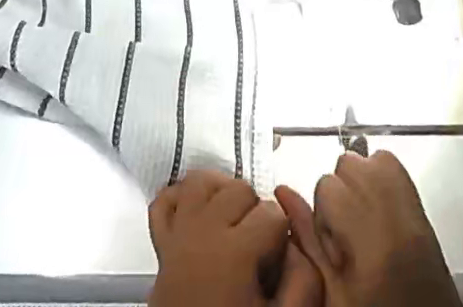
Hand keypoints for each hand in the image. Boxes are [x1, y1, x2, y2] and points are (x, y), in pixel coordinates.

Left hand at [149, 170, 321, 306]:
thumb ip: (302, 280)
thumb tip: (297, 245)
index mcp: (235, 252)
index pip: (272, 212)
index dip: (283, 230)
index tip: (281, 254)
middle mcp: (203, 231)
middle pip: (238, 189)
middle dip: (255, 209)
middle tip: (259, 243)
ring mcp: (177, 233)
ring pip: (201, 181)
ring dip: (221, 193)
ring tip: (234, 221)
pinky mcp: (160, 243)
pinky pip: (165, 200)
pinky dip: (180, 196)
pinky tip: (199, 212)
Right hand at [276, 151, 457, 306]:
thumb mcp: (332, 294)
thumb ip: (307, 241)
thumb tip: (284, 194)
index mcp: (373, 240)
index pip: (329, 185)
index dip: (322, 214)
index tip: (333, 247)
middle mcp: (398, 216)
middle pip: (350, 164)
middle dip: (339, 193)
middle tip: (346, 235)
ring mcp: (416, 211)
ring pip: (373, 160)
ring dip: (359, 183)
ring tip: (362, 223)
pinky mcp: (425, 214)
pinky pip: (397, 171)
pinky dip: (381, 181)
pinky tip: (377, 216)